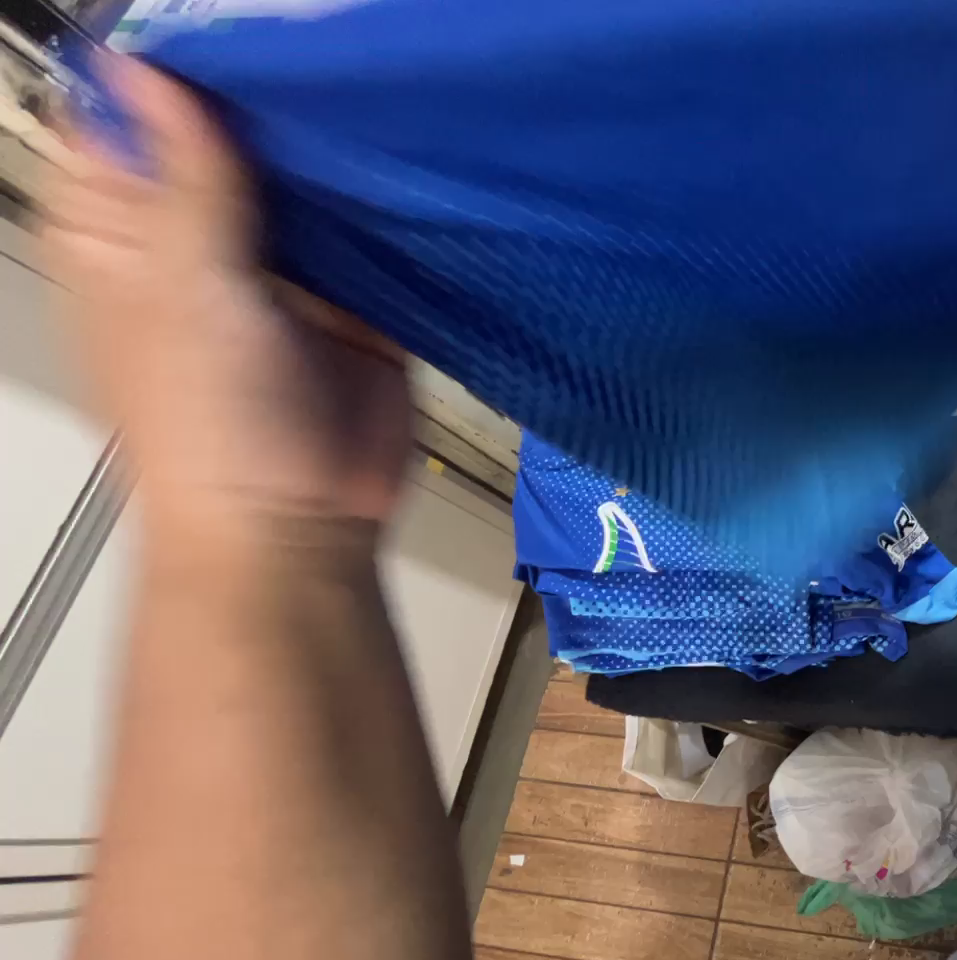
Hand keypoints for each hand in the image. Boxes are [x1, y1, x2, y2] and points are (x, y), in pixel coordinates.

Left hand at [40, 55, 411, 554]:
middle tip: (335, 72)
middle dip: (279, 117)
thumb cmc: (219, 422)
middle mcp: (214, 245)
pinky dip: (398, 227)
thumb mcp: (193, 296)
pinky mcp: (366, 312)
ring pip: (319, 200)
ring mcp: (297, 279)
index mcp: (134, 231)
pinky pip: (382, 254)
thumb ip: (190, 194)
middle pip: (241, 154)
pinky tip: (421, 193)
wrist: (309, 514)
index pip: (138, 123)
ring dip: (345, 169)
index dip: (176, 78)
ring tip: (385, 119)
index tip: (241, 41)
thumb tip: (159, 79)